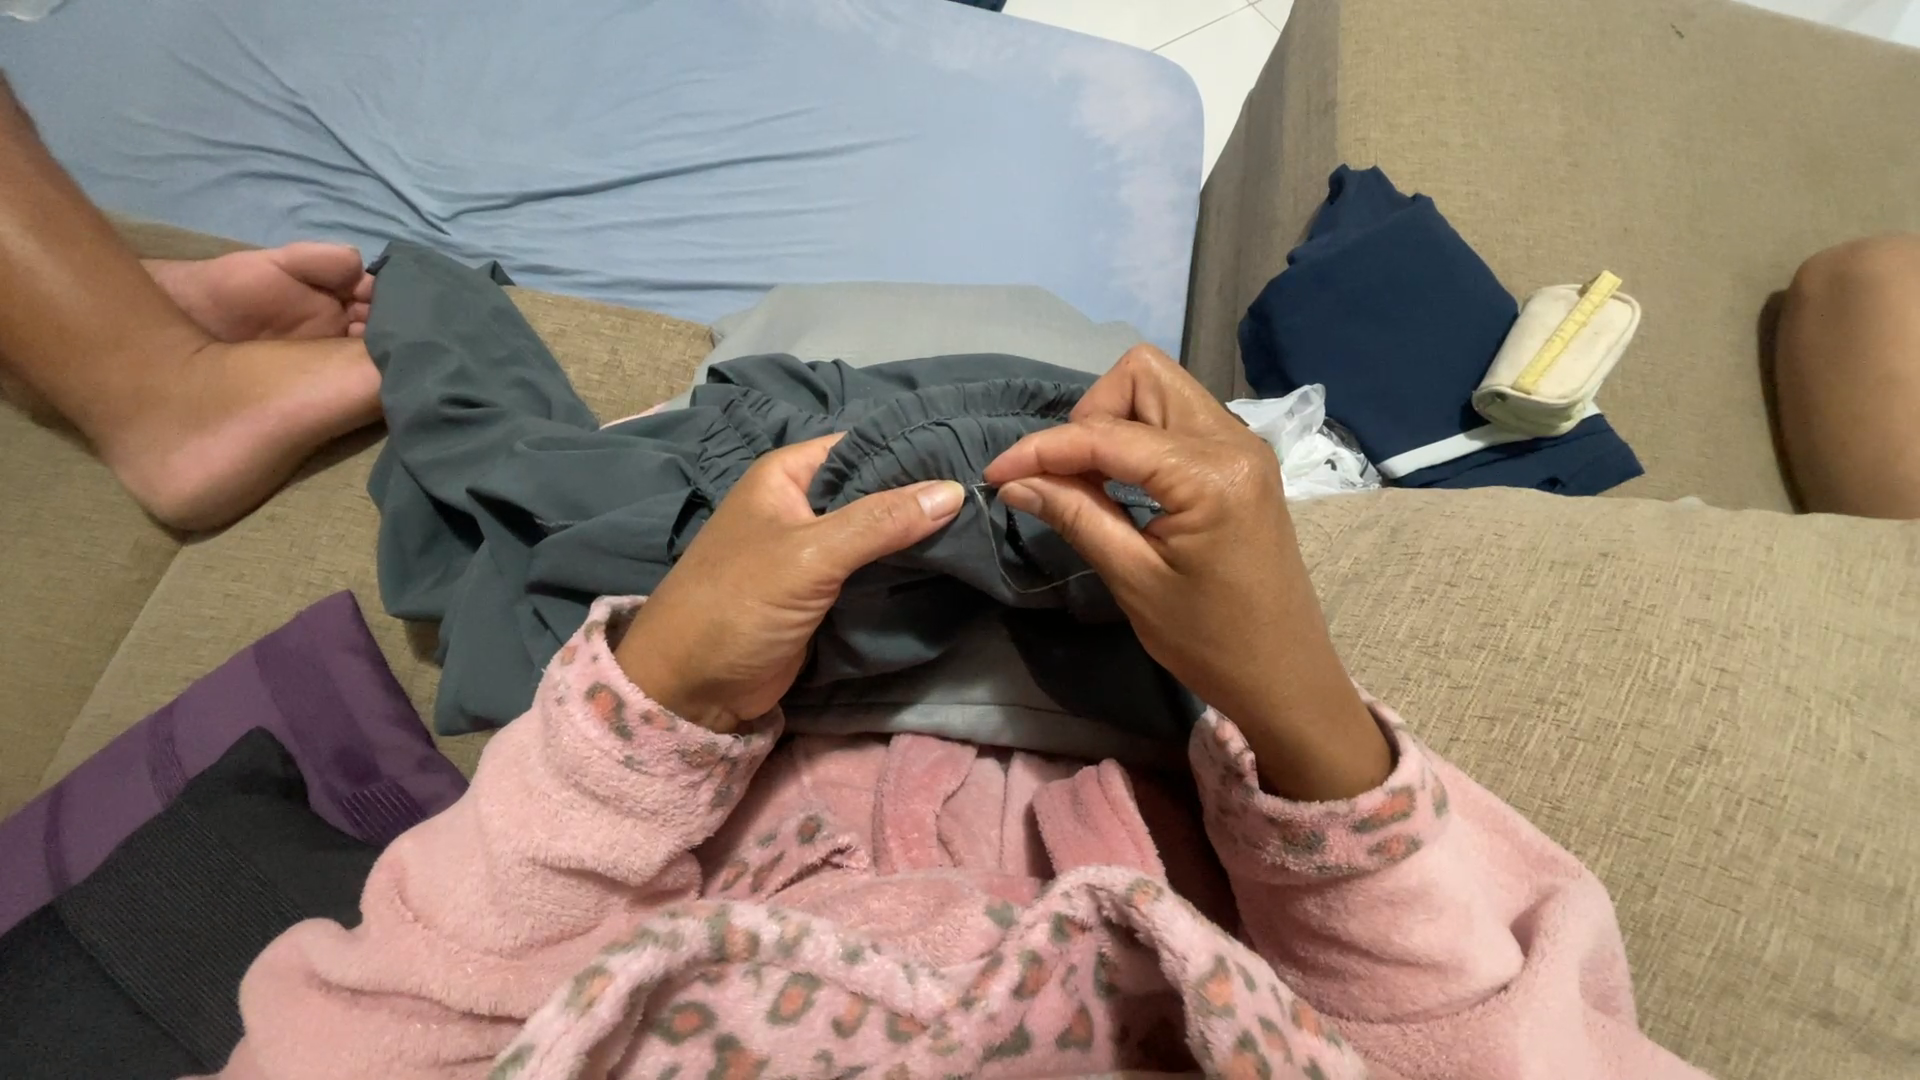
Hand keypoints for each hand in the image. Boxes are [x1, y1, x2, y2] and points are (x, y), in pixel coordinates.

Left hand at [615, 435, 964, 732]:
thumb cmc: (739, 603)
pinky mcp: (826, 591)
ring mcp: (816, 550)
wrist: (693, 688)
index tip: (971, 457)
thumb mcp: (809, 554)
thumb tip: (954, 491)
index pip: (864, 446)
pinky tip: (951, 563)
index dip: (914, 451)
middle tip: (987, 497)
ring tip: (982, 526)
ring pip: (879, 533)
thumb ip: (880, 522)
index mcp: (789, 475)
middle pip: (876, 490)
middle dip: (923, 496)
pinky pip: (874, 569)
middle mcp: (804, 504)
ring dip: (918, 535)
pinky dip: (905, 569)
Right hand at [984, 346, 1389, 799]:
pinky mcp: (1240, 461)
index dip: (1042, 449)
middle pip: (1142, 375)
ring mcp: (1242, 445)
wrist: (1284, 676)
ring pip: (1160, 389)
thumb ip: (1075, 515)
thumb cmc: (1209, 640)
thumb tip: (1015, 481)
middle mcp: (1233, 439)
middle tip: (1065, 476)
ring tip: (1088, 481)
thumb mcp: (1132, 579)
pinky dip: (1138, 436)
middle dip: (1088, 416)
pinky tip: (1120, 482)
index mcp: (1209, 474)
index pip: (1106, 434)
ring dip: (1112, 422)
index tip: (997, 473)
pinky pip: (1177, 418)